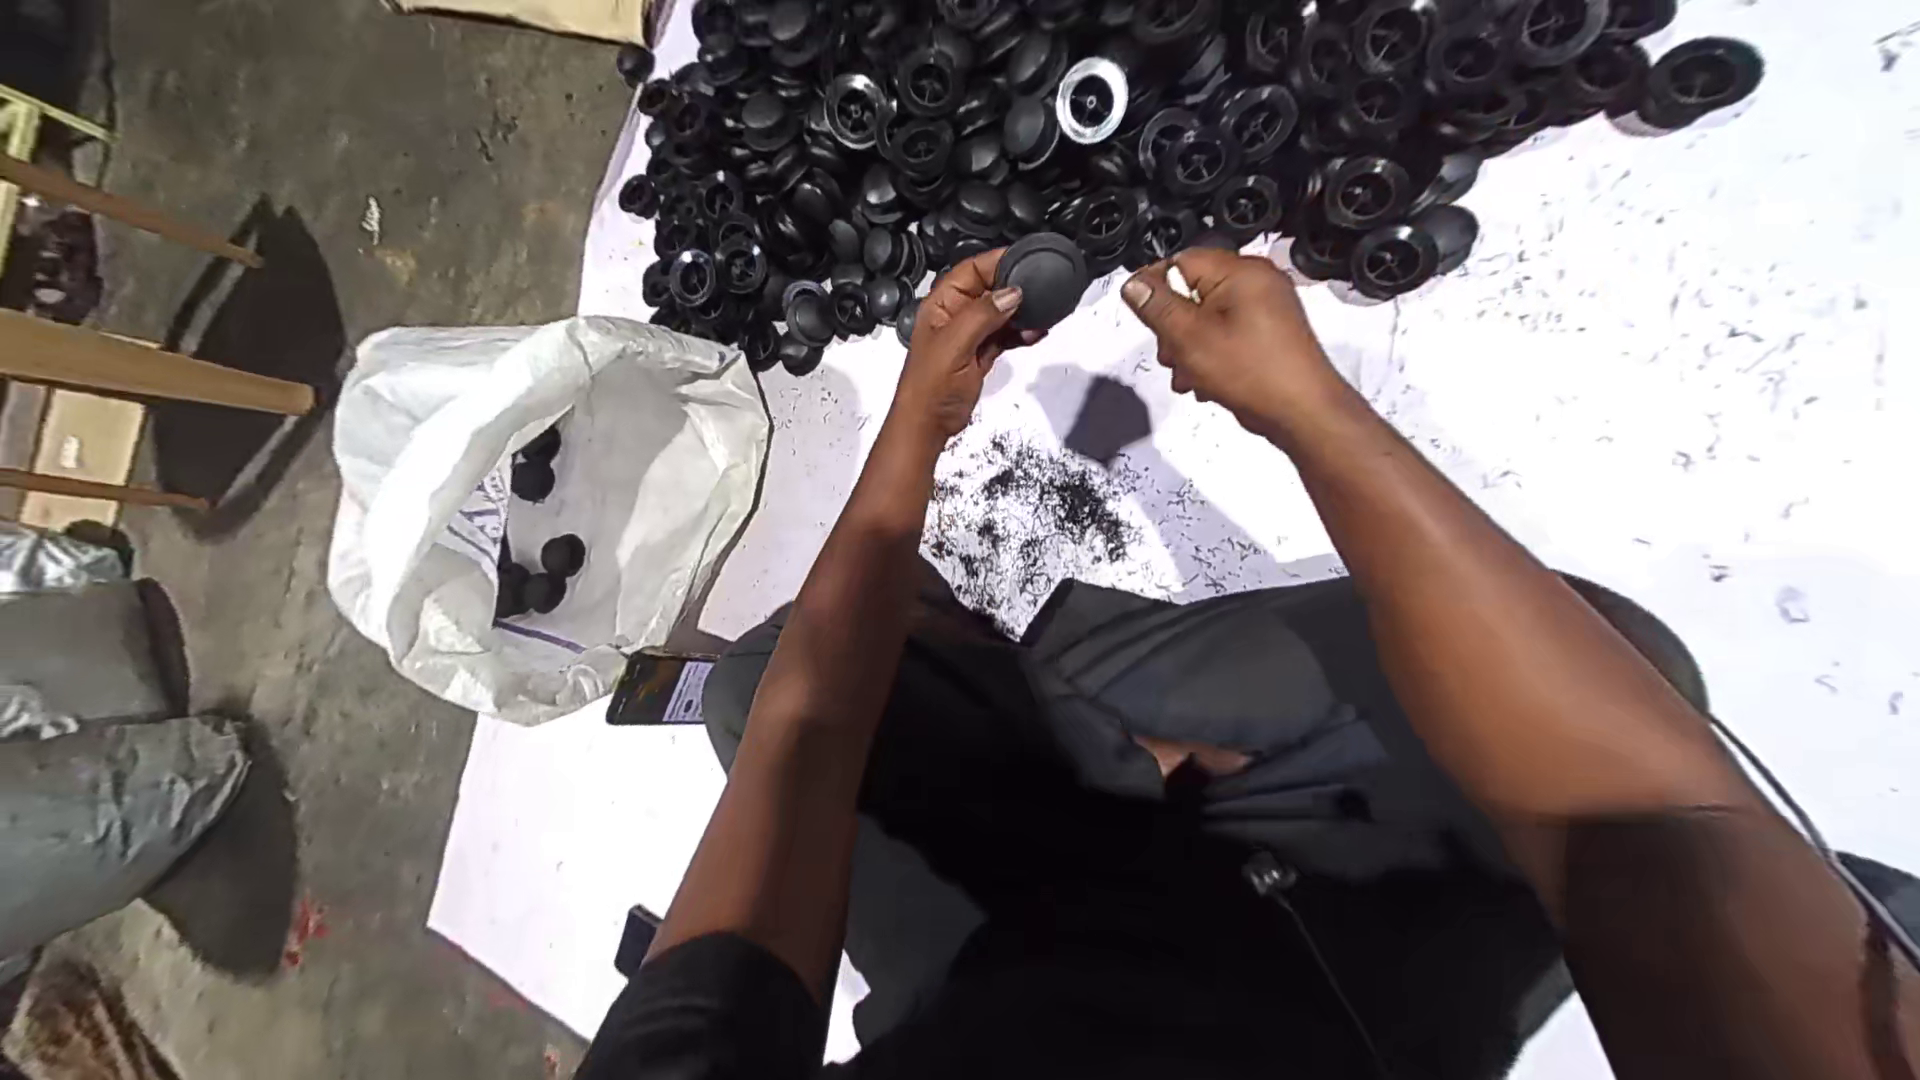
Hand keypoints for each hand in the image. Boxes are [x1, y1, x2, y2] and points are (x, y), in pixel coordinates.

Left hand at [895, 248, 1037, 441]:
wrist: (928, 425)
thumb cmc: (929, 388)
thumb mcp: (955, 345)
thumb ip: (983, 316)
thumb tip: (1011, 293)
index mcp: (940, 306)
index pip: (971, 271)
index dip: (996, 263)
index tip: (1023, 260)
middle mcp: (954, 317)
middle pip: (989, 290)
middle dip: (1014, 288)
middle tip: (1039, 288)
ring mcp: (968, 337)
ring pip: (999, 314)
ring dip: (1021, 313)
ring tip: (1042, 313)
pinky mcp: (979, 356)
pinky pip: (1003, 337)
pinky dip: (1019, 334)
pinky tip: (1035, 332)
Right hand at [1120, 248, 1345, 440]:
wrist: (1299, 410)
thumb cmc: (1252, 372)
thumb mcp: (1189, 337)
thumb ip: (1157, 307)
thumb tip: (1134, 284)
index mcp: (1239, 272)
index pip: (1181, 261)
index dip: (1156, 289)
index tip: (1144, 316)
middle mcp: (1255, 283)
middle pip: (1192, 293)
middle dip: (1173, 328)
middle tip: (1173, 355)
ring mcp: (1263, 309)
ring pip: (1204, 319)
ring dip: (1187, 348)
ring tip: (1190, 374)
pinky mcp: (1265, 333)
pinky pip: (1223, 335)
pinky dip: (1208, 356)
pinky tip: (1206, 380)